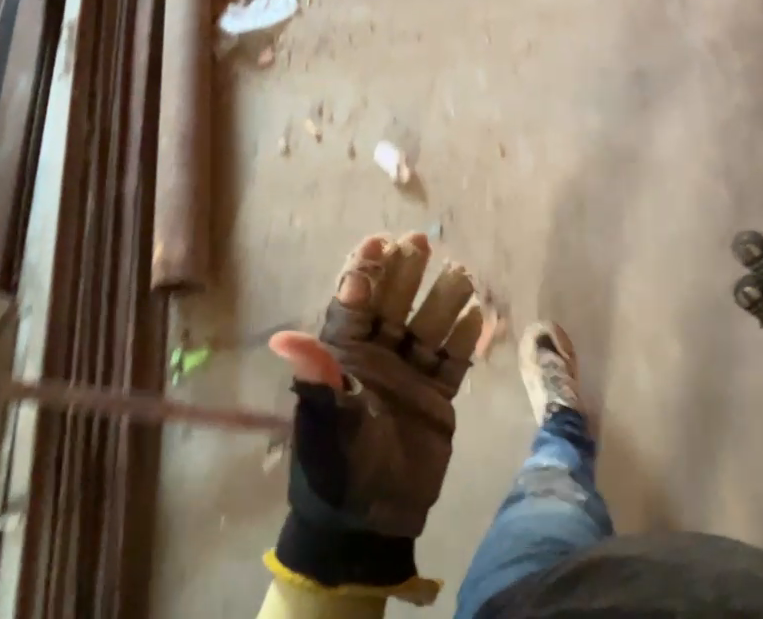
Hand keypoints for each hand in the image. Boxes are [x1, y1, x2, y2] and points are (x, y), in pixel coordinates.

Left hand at [267, 233, 482, 596]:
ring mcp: (410, 374)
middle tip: (419, 240)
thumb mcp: (325, 424)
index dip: (364, 272)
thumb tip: (284, 337)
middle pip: (394, 304)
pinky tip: (478, 315)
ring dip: (442, 298)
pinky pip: (453, 358)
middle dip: (405, 272)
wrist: (371, 522)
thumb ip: (317, 379)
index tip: (378, 241)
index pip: (354, 304)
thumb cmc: (338, 469)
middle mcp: (378, 358)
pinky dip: (465, 337)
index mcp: (344, 358)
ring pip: (428, 325)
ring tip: (460, 271)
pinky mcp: (437, 395)